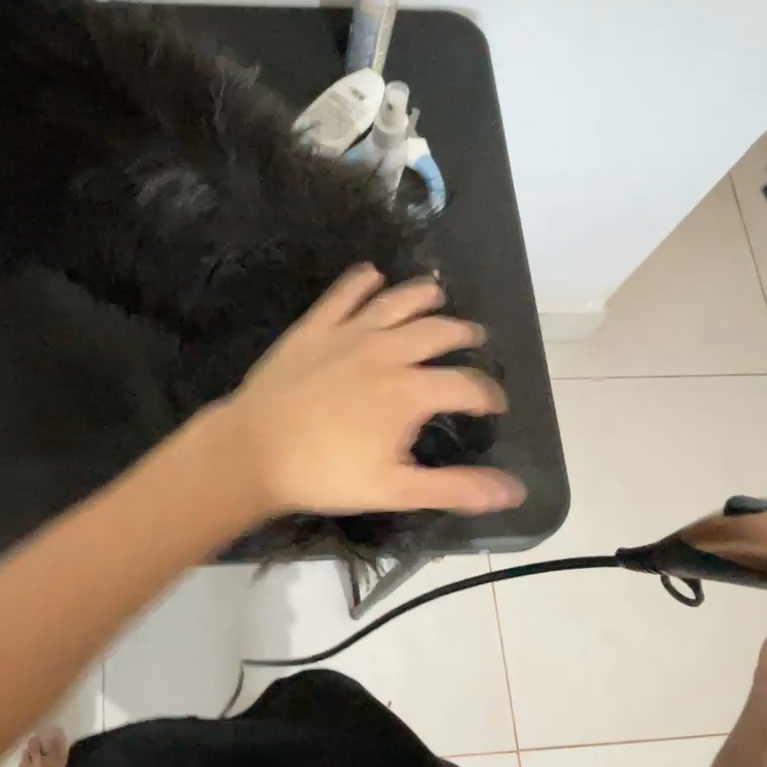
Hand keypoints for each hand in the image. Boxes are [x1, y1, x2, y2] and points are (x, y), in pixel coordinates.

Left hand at [213, 265, 525, 517]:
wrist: (253, 452)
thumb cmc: (325, 475)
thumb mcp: (396, 489)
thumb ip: (455, 487)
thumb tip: (513, 491)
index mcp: (411, 391)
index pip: (467, 385)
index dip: (488, 394)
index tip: (494, 404)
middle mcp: (388, 351)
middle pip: (439, 332)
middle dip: (464, 334)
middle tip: (475, 337)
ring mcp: (349, 333)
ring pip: (397, 302)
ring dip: (423, 296)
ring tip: (438, 294)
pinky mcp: (314, 328)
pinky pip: (344, 294)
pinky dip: (362, 282)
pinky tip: (372, 275)